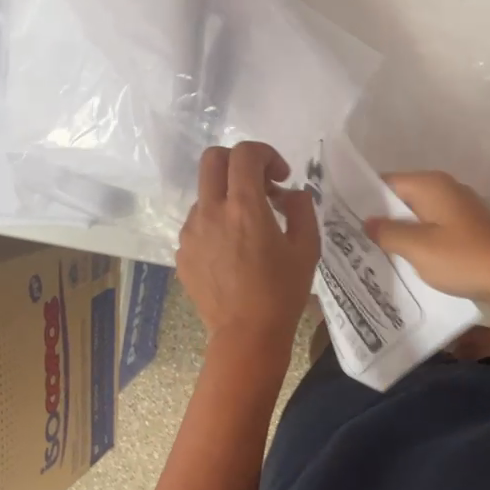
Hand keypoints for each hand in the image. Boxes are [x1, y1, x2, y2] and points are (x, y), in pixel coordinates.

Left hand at [177, 142, 320, 366]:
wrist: (247, 335)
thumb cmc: (282, 294)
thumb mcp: (306, 249)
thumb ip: (301, 209)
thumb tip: (290, 194)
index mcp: (244, 206)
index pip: (245, 154)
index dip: (266, 155)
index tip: (280, 177)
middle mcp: (211, 212)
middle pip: (212, 159)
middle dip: (237, 162)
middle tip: (256, 186)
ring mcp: (191, 234)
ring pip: (204, 196)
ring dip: (225, 200)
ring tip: (245, 231)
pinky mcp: (183, 255)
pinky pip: (197, 227)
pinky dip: (214, 228)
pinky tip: (231, 255)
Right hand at [364, 171, 489, 304]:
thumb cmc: (463, 259)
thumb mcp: (418, 248)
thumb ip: (389, 233)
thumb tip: (368, 222)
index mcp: (430, 185)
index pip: (386, 182)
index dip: (363, 199)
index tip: (341, 219)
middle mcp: (444, 190)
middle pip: (401, 199)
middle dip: (379, 218)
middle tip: (351, 241)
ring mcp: (458, 210)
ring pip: (417, 217)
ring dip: (398, 234)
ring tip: (371, 254)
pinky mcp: (466, 230)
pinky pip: (432, 231)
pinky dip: (417, 243)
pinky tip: (404, 261)